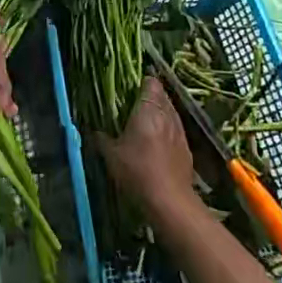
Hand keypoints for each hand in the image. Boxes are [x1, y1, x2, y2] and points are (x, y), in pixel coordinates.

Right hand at [97, 76, 196, 211]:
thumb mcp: (111, 154)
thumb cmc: (137, 171)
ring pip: (171, 112)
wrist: (170, 202)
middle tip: (134, 101)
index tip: (130, 85)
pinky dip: (167, 129)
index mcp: (148, 110)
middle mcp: (167, 115)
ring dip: (160, 112)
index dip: (142, 81)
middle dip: (151, 95)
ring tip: (146, 119)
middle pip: (162, 96)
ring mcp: (180, 132)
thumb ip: (102, 138)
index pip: (151, 83)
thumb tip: (94, 130)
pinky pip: (176, 129)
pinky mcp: (187, 149)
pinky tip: (158, 140)